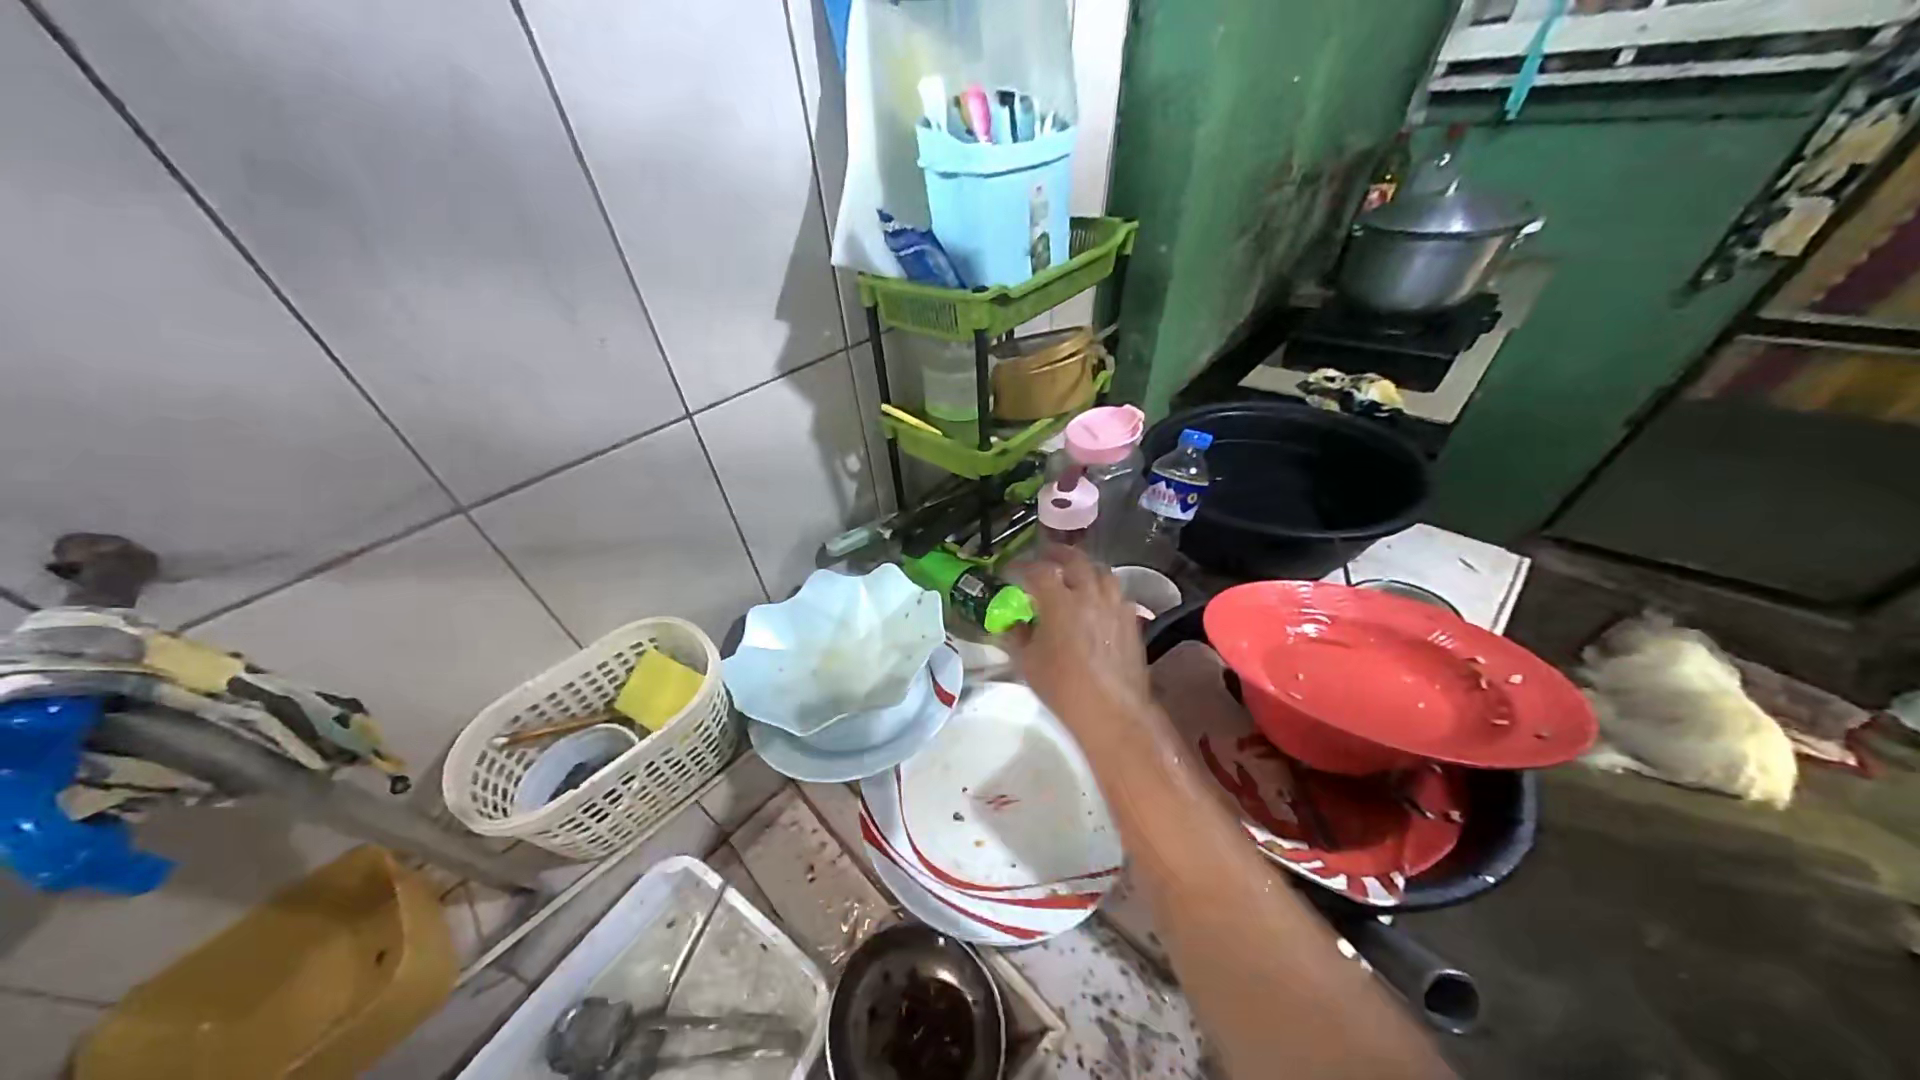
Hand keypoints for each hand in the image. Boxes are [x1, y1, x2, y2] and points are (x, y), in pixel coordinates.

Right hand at [1010, 547, 1153, 729]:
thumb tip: (1009, 624)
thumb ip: (1016, 636)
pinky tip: (1097, 601)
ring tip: (1073, 574)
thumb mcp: (1028, 663)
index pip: (1038, 570)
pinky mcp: (1131, 621)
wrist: (1112, 712)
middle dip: (1057, 554)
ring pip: (1102, 573)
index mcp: (1060, 601)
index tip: (1010, 570)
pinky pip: (1117, 594)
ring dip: (1084, 568)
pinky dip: (1103, 590)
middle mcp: (1090, 595)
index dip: (1021, 566)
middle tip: (1044, 557)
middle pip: (1075, 560)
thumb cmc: (1063, 688)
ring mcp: (1115, 606)